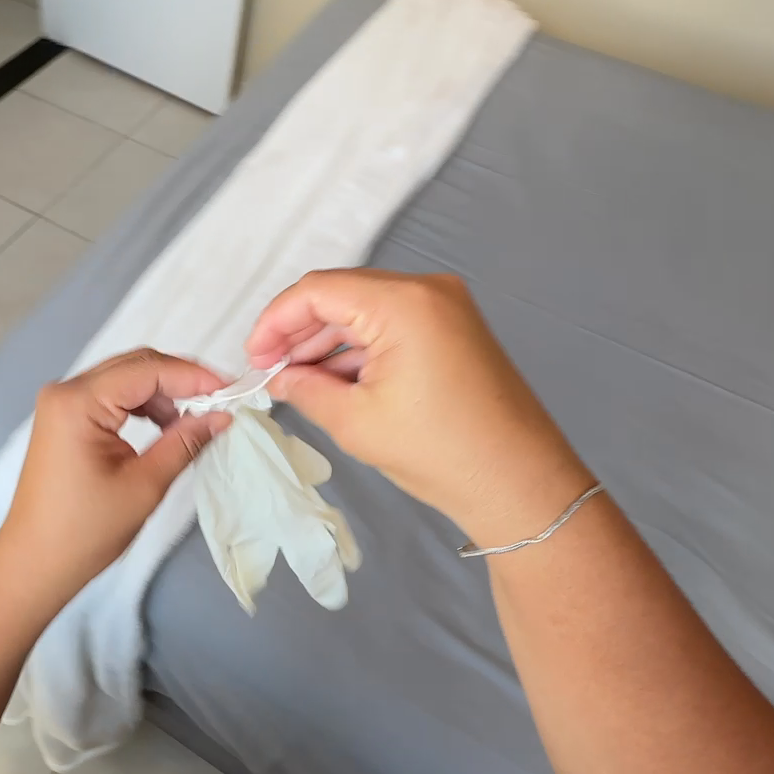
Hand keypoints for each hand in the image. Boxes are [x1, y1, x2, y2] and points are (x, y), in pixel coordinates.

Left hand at [0, 349, 231, 591]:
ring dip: (161, 392)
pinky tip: (163, 425)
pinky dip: (141, 403)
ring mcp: (61, 402)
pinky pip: (110, 395)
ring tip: (191, 420)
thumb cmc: (87, 529)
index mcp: (79, 401)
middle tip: (219, 400)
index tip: (232, 389)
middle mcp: (66, 390)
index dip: (193, 376)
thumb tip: (223, 415)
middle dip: (179, 379)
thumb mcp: (144, 485)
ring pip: (124, 377)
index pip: (147, 370)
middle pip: (134, 365)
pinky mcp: (64, 417)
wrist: (35, 562)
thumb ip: (185, 442)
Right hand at [245, 269, 590, 536]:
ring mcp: (445, 307)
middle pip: (340, 295)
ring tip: (294, 379)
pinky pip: (389, 325)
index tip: (253, 356)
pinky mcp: (452, 328)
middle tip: (268, 369)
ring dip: (326, 341)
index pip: (317, 291)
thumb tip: (278, 377)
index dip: (275, 321)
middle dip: (298, 331)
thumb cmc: (438, 452)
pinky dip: (357, 348)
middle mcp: (426, 289)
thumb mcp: (354, 421)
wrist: (519, 484)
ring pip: (363, 310)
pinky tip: (331, 379)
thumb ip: (304, 388)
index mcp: (403, 302)